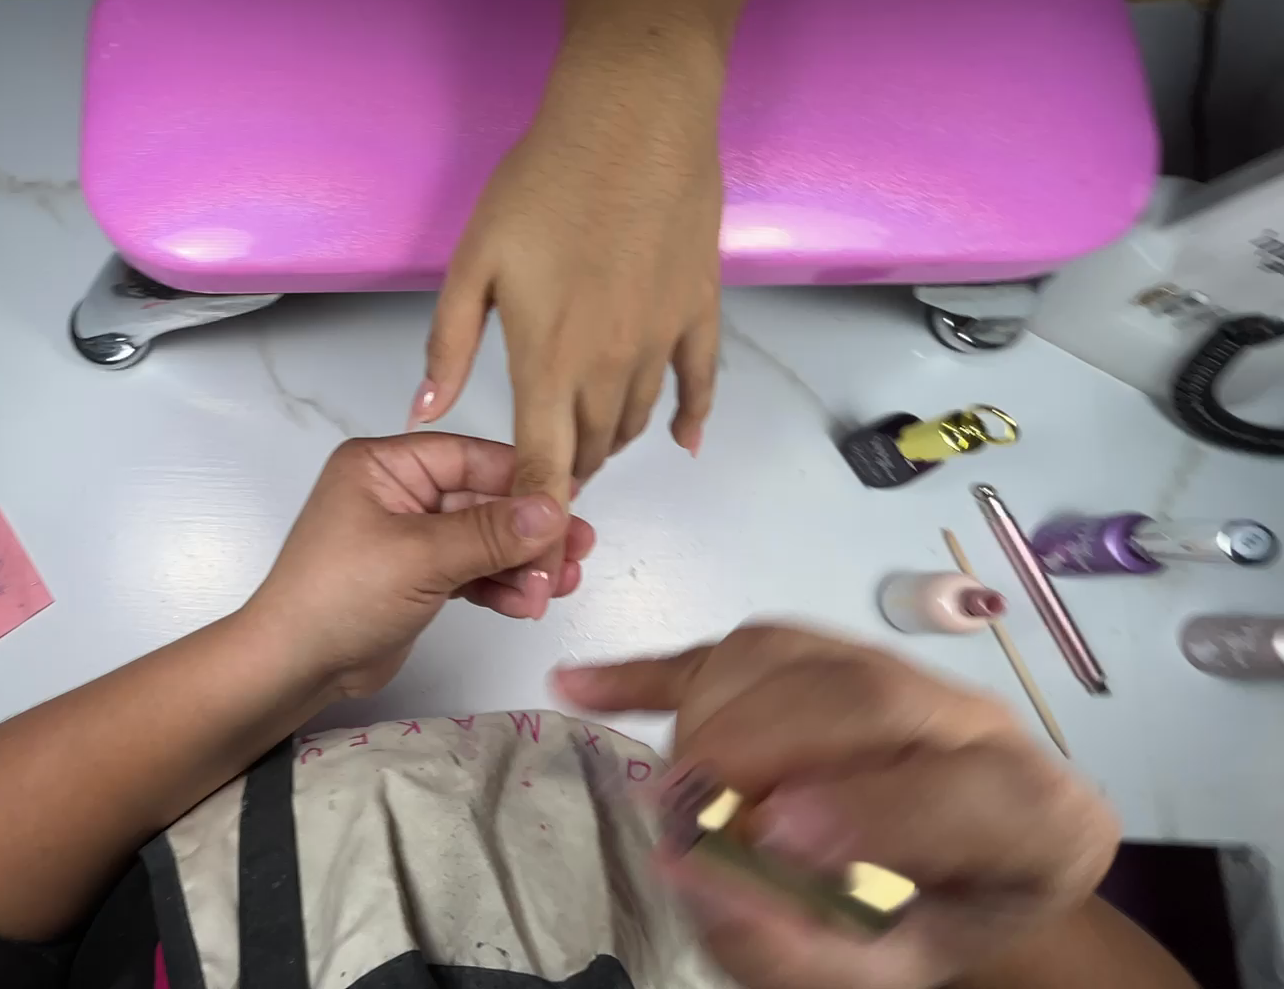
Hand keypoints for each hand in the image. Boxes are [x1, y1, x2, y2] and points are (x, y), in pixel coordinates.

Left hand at [243, 433, 595, 699]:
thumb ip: (490, 532)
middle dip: (527, 531)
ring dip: (520, 563)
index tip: (573, 501)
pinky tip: (528, 604)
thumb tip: (553, 509)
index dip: (522, 478)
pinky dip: (497, 586)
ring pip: (481, 538)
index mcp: (384, 465)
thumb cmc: (340, 595)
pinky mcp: (417, 574)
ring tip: (561, 586)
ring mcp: (408, 535)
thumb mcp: (419, 556)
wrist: (296, 665)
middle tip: (578, 552)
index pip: (468, 458)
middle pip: (480, 500)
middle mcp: (398, 492)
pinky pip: (469, 569)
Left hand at [416, 83, 723, 612]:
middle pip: (589, 451)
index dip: (533, 511)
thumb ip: (449, 348)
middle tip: (545, 499)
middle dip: (564, 483)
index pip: (542, 464)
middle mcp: (610, 368)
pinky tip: (683, 444)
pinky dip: (689, 418)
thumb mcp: (472, 266)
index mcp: (547, 362)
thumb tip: (425, 411)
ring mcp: (662, 342)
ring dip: (607, 448)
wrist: (634, 116)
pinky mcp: (700, 313)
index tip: (526, 543)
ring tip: (585, 461)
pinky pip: (699, 383)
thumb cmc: (540, 187)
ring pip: (635, 424)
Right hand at [553, 624, 1119, 988]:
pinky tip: (575, 686)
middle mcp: (957, 716)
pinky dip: (637, 673)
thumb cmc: (909, 928)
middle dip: (756, 744)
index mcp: (1030, 812)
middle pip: (855, 690)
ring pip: (770, 650)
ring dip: (702, 711)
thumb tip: (692, 880)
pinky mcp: (787, 657)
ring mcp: (868, 666)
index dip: (879, 808)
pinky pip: (708, 651)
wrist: (923, 876)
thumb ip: (796, 949)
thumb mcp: (875, 973)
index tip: (778, 839)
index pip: (979, 790)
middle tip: (689, 810)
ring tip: (673, 788)